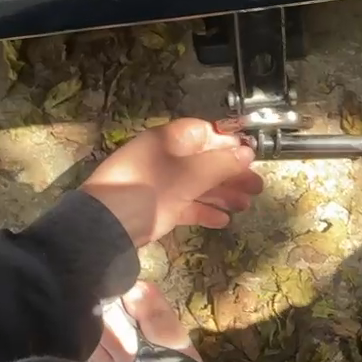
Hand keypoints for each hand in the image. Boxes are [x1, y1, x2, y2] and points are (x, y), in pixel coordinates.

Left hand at [81, 119, 263, 246]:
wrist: (104, 229)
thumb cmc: (147, 192)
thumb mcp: (187, 176)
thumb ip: (219, 164)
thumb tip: (247, 153)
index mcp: (167, 141)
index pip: (203, 132)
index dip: (228, 143)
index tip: (250, 156)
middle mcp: (163, 159)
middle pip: (203, 161)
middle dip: (231, 173)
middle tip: (257, 186)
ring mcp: (158, 184)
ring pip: (196, 185)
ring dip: (222, 194)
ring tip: (246, 205)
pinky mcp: (155, 209)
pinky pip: (185, 205)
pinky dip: (203, 211)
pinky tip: (223, 221)